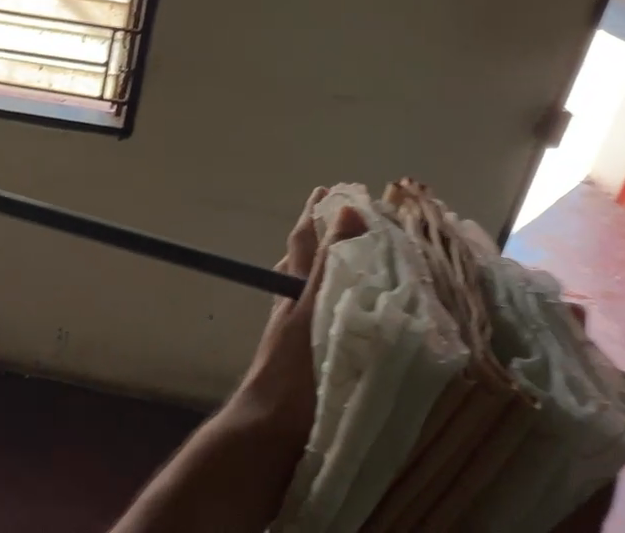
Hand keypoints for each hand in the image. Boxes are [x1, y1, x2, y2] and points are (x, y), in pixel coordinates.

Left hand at [107, 191, 365, 532]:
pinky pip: (325, 322)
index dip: (317, 214)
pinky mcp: (310, 363)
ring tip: (355, 263)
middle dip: (326, 239)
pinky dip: (340, 308)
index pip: (306, 239)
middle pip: (305, 262)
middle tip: (352, 222)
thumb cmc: (292, 372)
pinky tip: (354, 319)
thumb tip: (346, 210)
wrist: (269, 436)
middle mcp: (293, 306)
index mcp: (294, 289)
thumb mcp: (312, 311)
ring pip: (313, 291)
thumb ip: (329, 265)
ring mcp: (300, 335)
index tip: (332, 189)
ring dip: (332, 272)